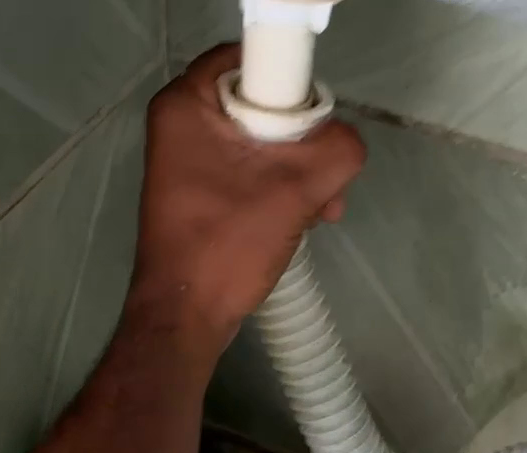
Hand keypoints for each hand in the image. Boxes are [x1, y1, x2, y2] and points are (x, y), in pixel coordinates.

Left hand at [127, 44, 365, 348]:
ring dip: (298, 177)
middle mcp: (180, 127)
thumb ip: (336, 151)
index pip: (252, 60)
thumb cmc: (227, 247)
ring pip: (261, 149)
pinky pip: (249, 179)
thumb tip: (346, 146)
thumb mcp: (294, 192)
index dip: (293, 88)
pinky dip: (278, 196)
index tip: (318, 129)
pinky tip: (300, 224)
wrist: (185, 318)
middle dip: (303, 145)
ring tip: (320, 213)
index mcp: (186, 104)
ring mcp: (187, 167)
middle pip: (261, 107)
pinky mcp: (198, 200)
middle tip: (327, 183)